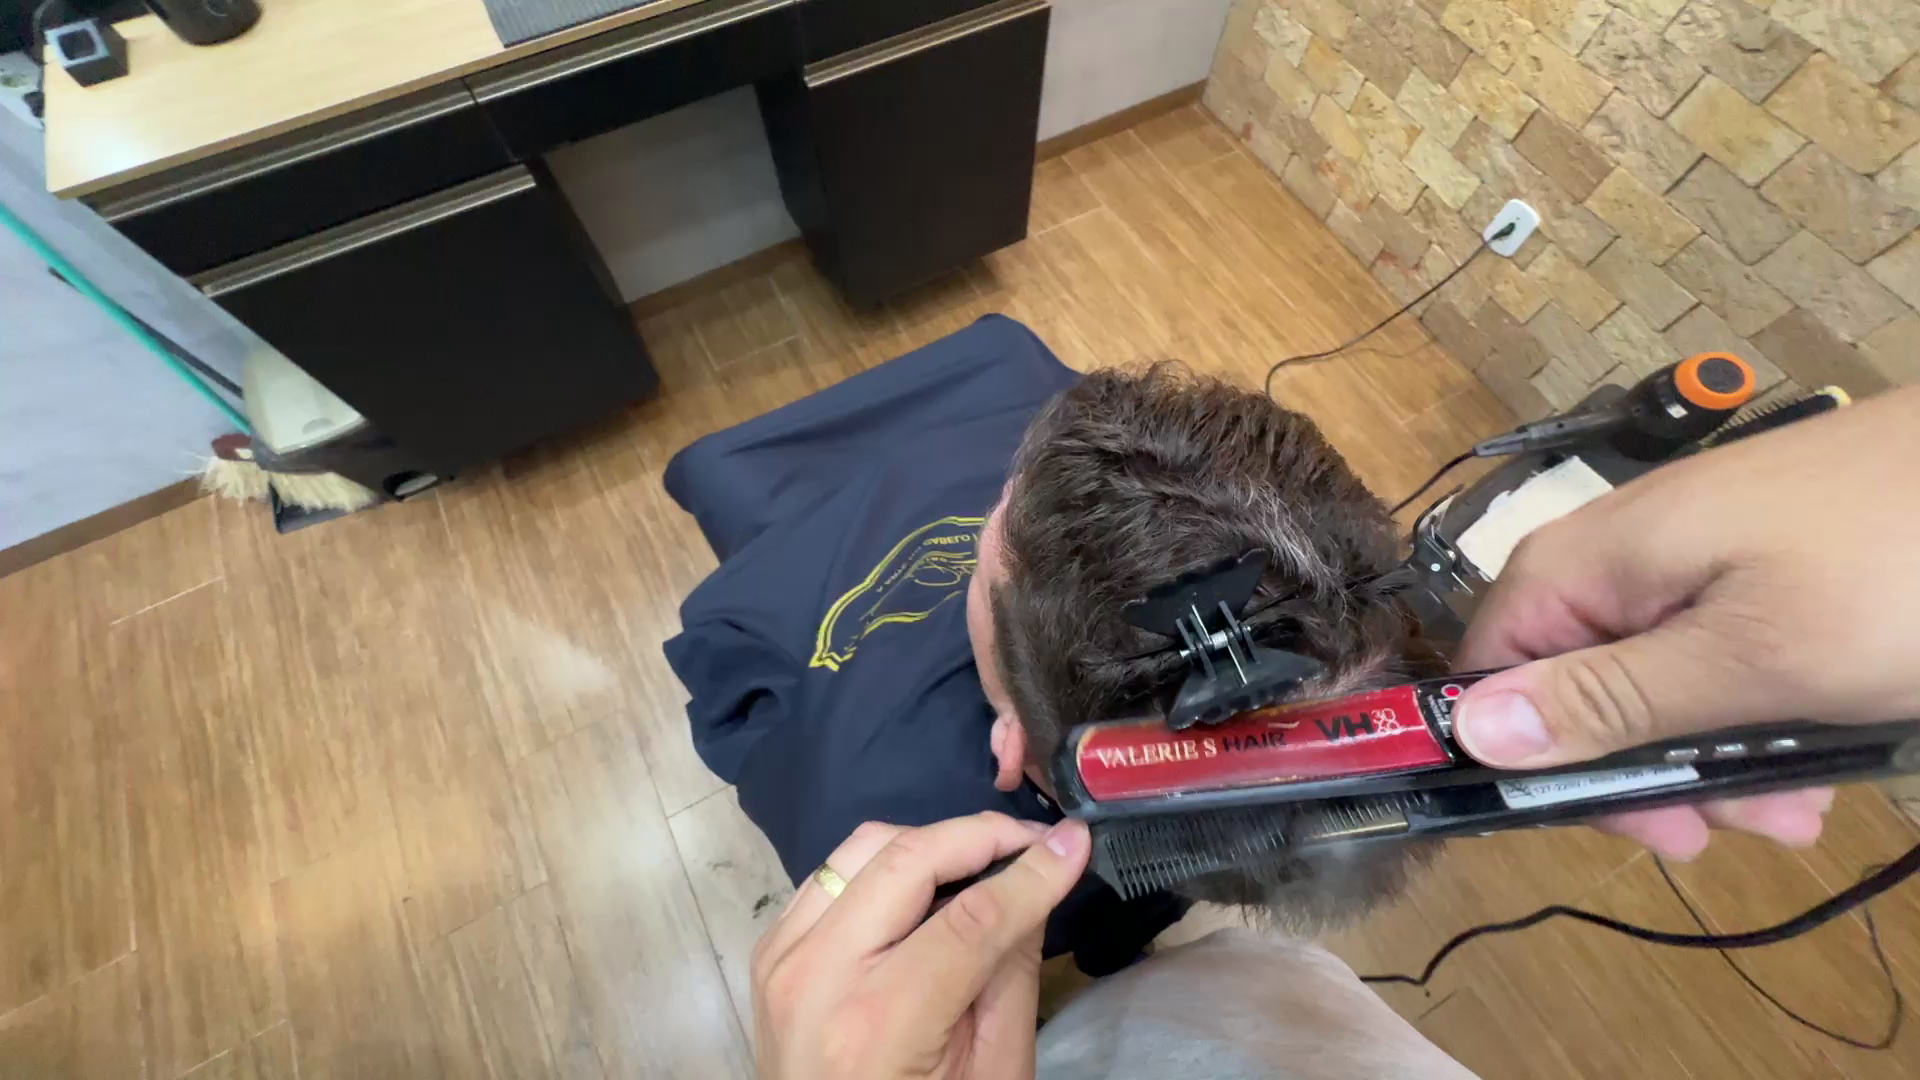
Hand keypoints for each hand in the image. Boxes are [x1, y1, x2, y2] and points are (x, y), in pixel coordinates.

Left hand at [751, 812, 1091, 1079]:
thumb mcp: (992, 1071)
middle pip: (909, 860)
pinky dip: (889, 859)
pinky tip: (925, 881)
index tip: (1074, 841)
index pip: (967, 921)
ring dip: (934, 840)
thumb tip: (1036, 876)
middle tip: (1032, 839)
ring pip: (868, 844)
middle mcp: (816, 976)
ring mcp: (784, 953)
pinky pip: (837, 866)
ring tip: (982, 857)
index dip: (1029, 873)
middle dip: (981, 834)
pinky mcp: (773, 942)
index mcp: (875, 1028)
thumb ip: (1013, 969)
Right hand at [1455, 386, 1919, 858]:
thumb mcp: (1758, 659)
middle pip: (1560, 680)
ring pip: (1633, 673)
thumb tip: (1468, 733)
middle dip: (1632, 762)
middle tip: (1724, 826)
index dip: (1528, 751)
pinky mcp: (1723, 562)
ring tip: (1792, 803)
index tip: (1613, 818)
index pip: (1485, 672)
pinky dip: (1736, 706)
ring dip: (1698, 750)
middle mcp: (1593, 561)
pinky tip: (1805, 743)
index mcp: (1567, 570)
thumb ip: (1608, 699)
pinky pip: (1692, 648)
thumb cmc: (1899, 565)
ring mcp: (1662, 559)